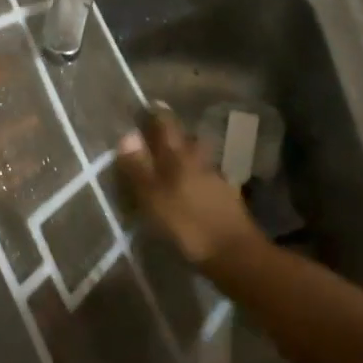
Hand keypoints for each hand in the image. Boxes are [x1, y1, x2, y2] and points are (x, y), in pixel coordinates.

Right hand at [116, 111, 263, 268]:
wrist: (236, 255)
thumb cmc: (188, 225)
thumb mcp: (154, 199)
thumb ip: (139, 168)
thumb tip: (126, 135)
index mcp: (180, 157)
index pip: (166, 126)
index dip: (156, 115)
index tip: (147, 107)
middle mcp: (199, 161)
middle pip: (185, 140)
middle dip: (172, 135)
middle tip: (157, 134)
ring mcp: (216, 179)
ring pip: (197, 158)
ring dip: (185, 156)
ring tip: (171, 162)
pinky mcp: (227, 198)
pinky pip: (206, 178)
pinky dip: (196, 177)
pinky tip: (190, 188)